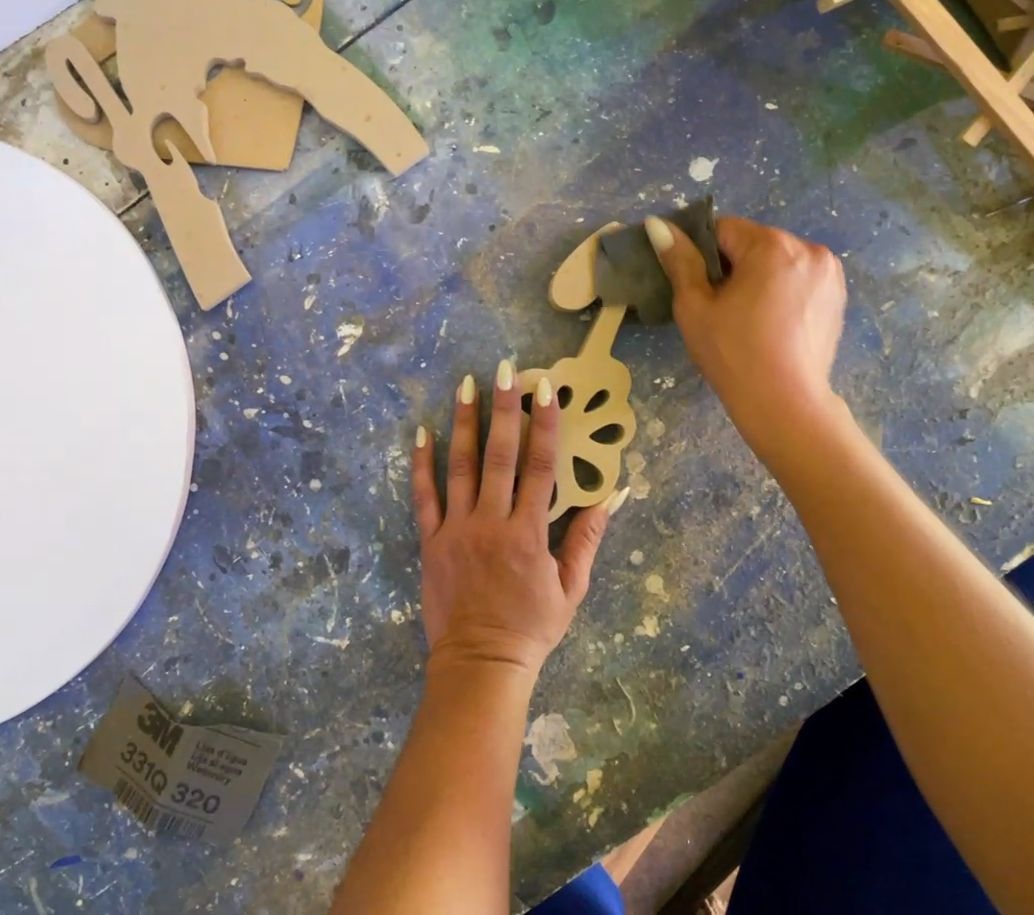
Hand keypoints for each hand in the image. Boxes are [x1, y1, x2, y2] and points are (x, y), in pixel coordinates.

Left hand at [409, 361, 624, 676]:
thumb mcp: (571, 587)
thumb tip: (612, 496)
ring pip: (461, 468)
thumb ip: (586, 538)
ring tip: (466, 386)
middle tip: (505, 370)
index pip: (540, 467)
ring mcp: (457, 530)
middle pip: (499, 456)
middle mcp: (492, 523)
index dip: (543, 425)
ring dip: (465, 424)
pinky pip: (424, 497)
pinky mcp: (431, 541)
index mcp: (529, 533)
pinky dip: (422, 465)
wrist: (480, 662)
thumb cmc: (531, 627)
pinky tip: (422, 434)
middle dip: (504, 410)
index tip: (546, 390)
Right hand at [647, 215, 847, 456]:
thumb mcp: (695, 307)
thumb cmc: (733, 353)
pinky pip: (799, 279)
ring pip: (778, 261)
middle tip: (719, 307)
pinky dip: (782, 291)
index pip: (723, 228)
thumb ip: (680, 261)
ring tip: (747, 318)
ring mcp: (829, 273)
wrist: (784, 403)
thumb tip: (657, 224)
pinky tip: (771, 324)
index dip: (701, 254)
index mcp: (772, 246)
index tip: (696, 286)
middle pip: (753, 243)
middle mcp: (808, 249)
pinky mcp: (837, 296)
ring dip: (759, 278)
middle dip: (733, 266)